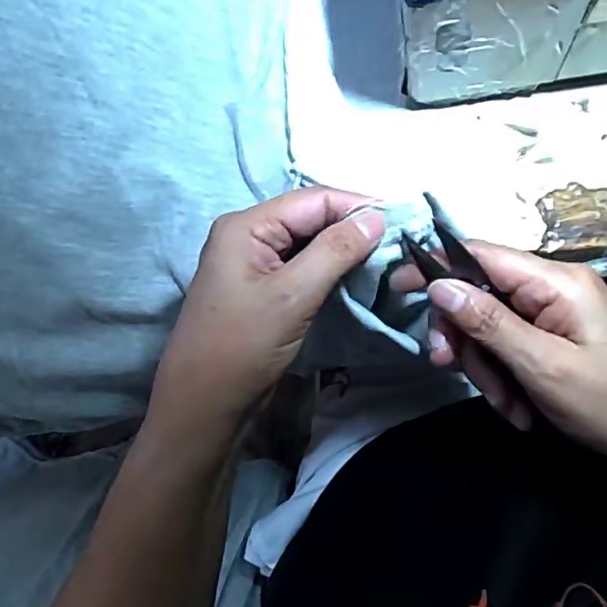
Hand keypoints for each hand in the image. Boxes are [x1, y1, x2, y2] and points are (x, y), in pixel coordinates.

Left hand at [152, 188, 384, 429]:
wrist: (205, 406)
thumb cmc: (243, 346)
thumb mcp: (293, 294)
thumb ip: (336, 251)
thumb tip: (377, 218)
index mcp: (246, 226)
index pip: (313, 200)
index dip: (358, 205)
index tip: (401, 220)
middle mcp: (248, 236)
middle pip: (311, 217)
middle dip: (353, 226)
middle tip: (398, 241)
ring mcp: (254, 263)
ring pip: (309, 242)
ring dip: (345, 248)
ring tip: (386, 257)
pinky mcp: (263, 289)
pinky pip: (303, 266)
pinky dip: (331, 268)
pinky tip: (358, 276)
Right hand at [399, 243, 606, 462]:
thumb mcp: (543, 366)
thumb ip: (489, 323)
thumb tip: (439, 284)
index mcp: (557, 281)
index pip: (483, 254)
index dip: (438, 266)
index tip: (400, 288)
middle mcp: (554, 287)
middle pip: (482, 296)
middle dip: (468, 339)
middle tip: (454, 370)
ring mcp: (556, 312)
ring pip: (492, 328)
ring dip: (489, 369)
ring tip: (510, 406)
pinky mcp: (556, 336)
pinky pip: (512, 347)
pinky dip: (507, 378)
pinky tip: (522, 408)